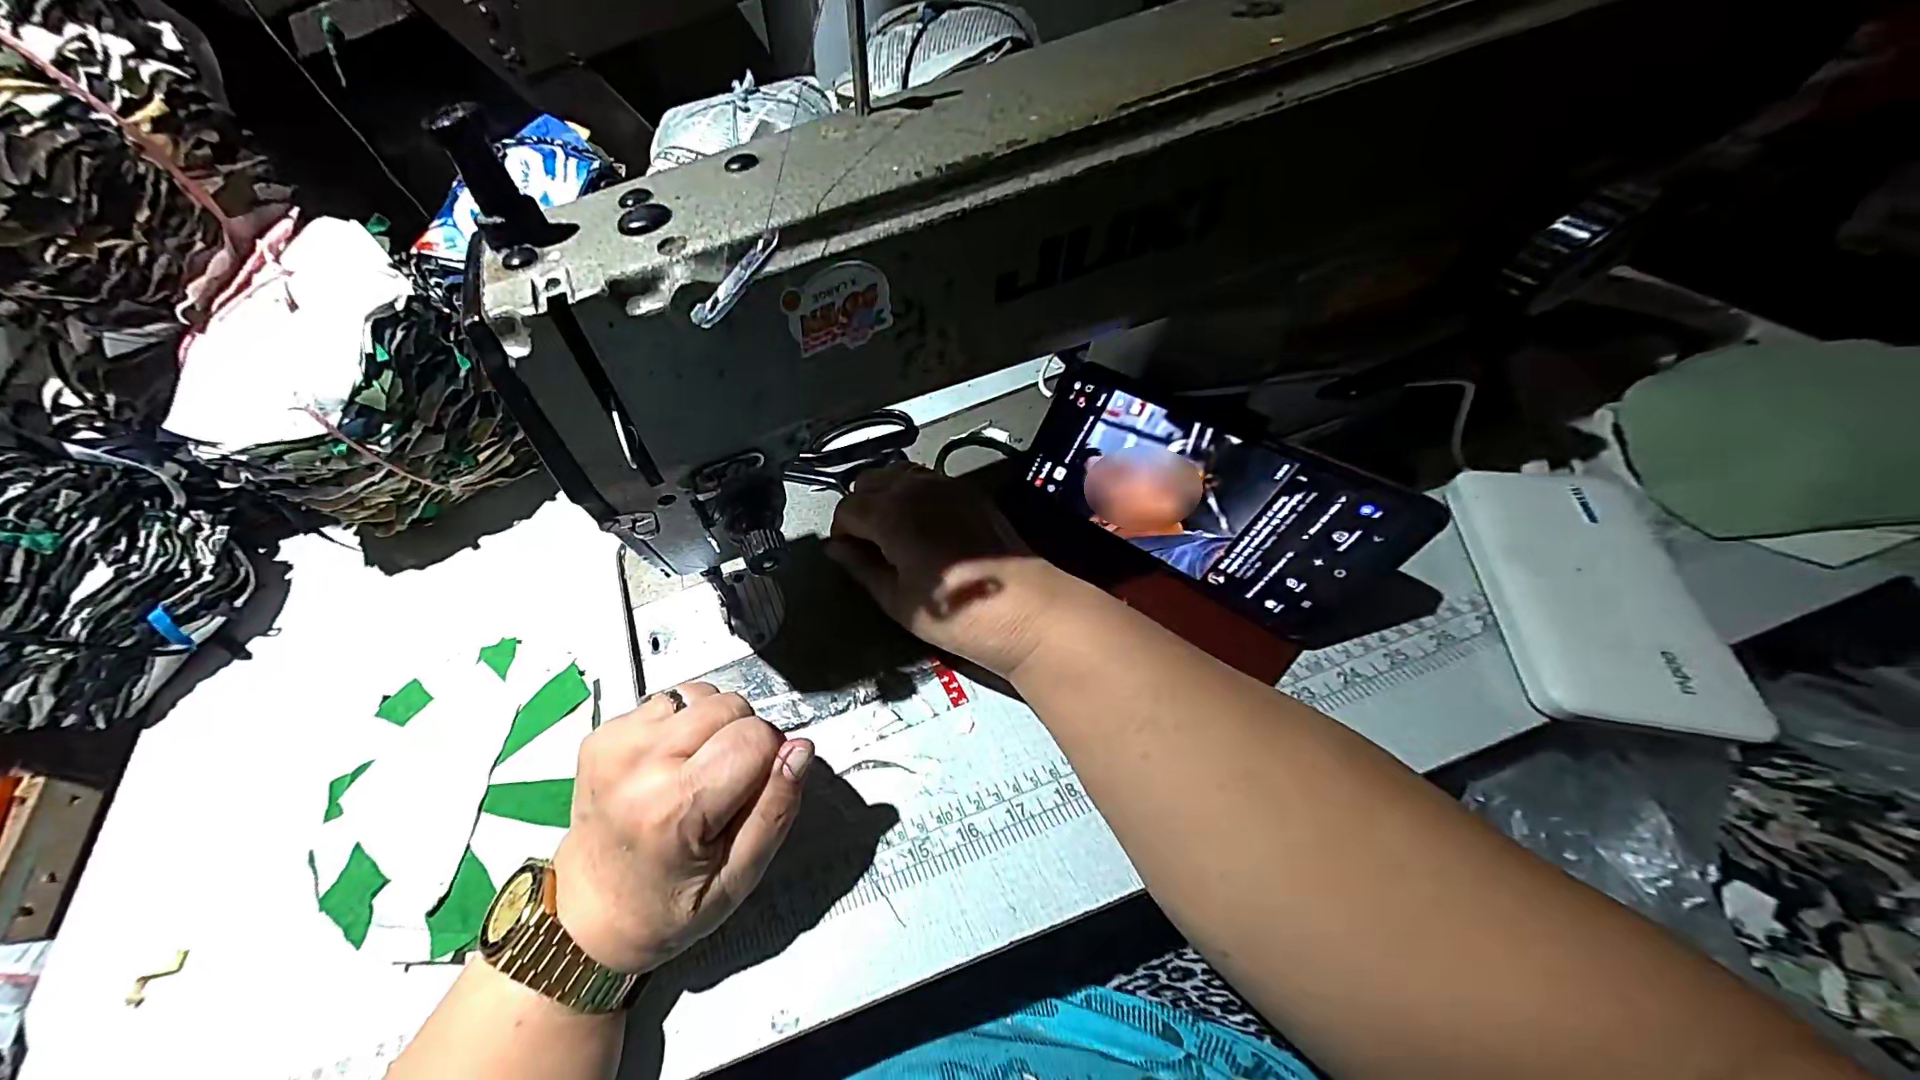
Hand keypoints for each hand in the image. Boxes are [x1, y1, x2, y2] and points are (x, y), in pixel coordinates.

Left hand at [551, 684, 810, 973]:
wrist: (590, 911)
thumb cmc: (666, 904)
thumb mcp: (738, 877)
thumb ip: (777, 809)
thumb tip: (799, 749)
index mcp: (674, 806)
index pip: (756, 736)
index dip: (770, 758)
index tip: (754, 789)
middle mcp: (639, 764)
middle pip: (730, 706)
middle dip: (743, 736)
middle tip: (725, 783)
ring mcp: (615, 743)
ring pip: (703, 696)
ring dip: (713, 726)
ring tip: (698, 771)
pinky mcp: (603, 733)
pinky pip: (672, 701)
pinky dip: (684, 724)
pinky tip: (674, 763)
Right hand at [827, 463, 1066, 676]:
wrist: (1027, 609)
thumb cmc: (957, 615)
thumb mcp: (898, 601)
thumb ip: (862, 568)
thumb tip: (836, 549)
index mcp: (893, 513)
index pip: (848, 507)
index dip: (841, 532)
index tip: (849, 555)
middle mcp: (918, 487)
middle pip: (870, 481)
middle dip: (861, 508)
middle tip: (868, 544)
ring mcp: (947, 484)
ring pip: (899, 474)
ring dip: (886, 496)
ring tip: (893, 534)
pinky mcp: (970, 491)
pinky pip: (928, 480)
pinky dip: (913, 494)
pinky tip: (922, 526)